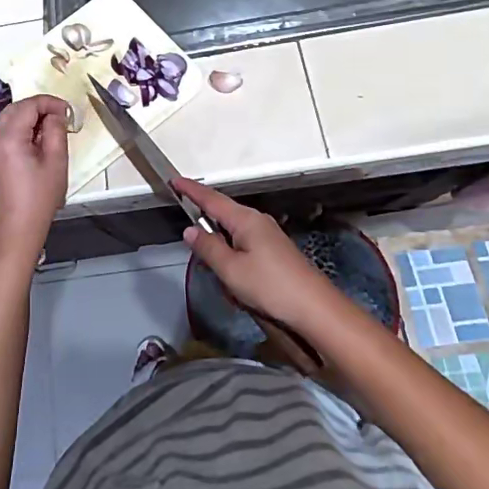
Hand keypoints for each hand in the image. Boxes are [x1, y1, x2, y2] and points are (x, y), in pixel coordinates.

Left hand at [0, 95, 69, 247]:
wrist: (18, 227)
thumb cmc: (40, 197)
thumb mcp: (56, 161)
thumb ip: (56, 131)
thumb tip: (56, 115)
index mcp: (10, 137)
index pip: (28, 105)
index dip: (50, 103)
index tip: (68, 112)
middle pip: (15, 108)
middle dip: (39, 107)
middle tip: (61, 117)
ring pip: (9, 118)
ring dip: (30, 116)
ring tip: (52, 128)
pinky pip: (6, 132)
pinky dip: (22, 128)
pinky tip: (38, 141)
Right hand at [173, 178, 346, 328]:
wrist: (313, 307)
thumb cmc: (270, 286)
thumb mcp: (231, 270)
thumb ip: (208, 248)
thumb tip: (190, 230)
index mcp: (246, 220)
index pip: (212, 199)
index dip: (192, 191)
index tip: (175, 181)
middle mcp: (258, 221)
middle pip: (224, 214)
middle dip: (205, 220)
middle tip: (188, 231)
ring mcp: (268, 236)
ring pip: (233, 232)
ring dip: (220, 246)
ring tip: (213, 267)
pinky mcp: (274, 251)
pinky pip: (244, 245)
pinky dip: (232, 256)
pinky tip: (232, 276)